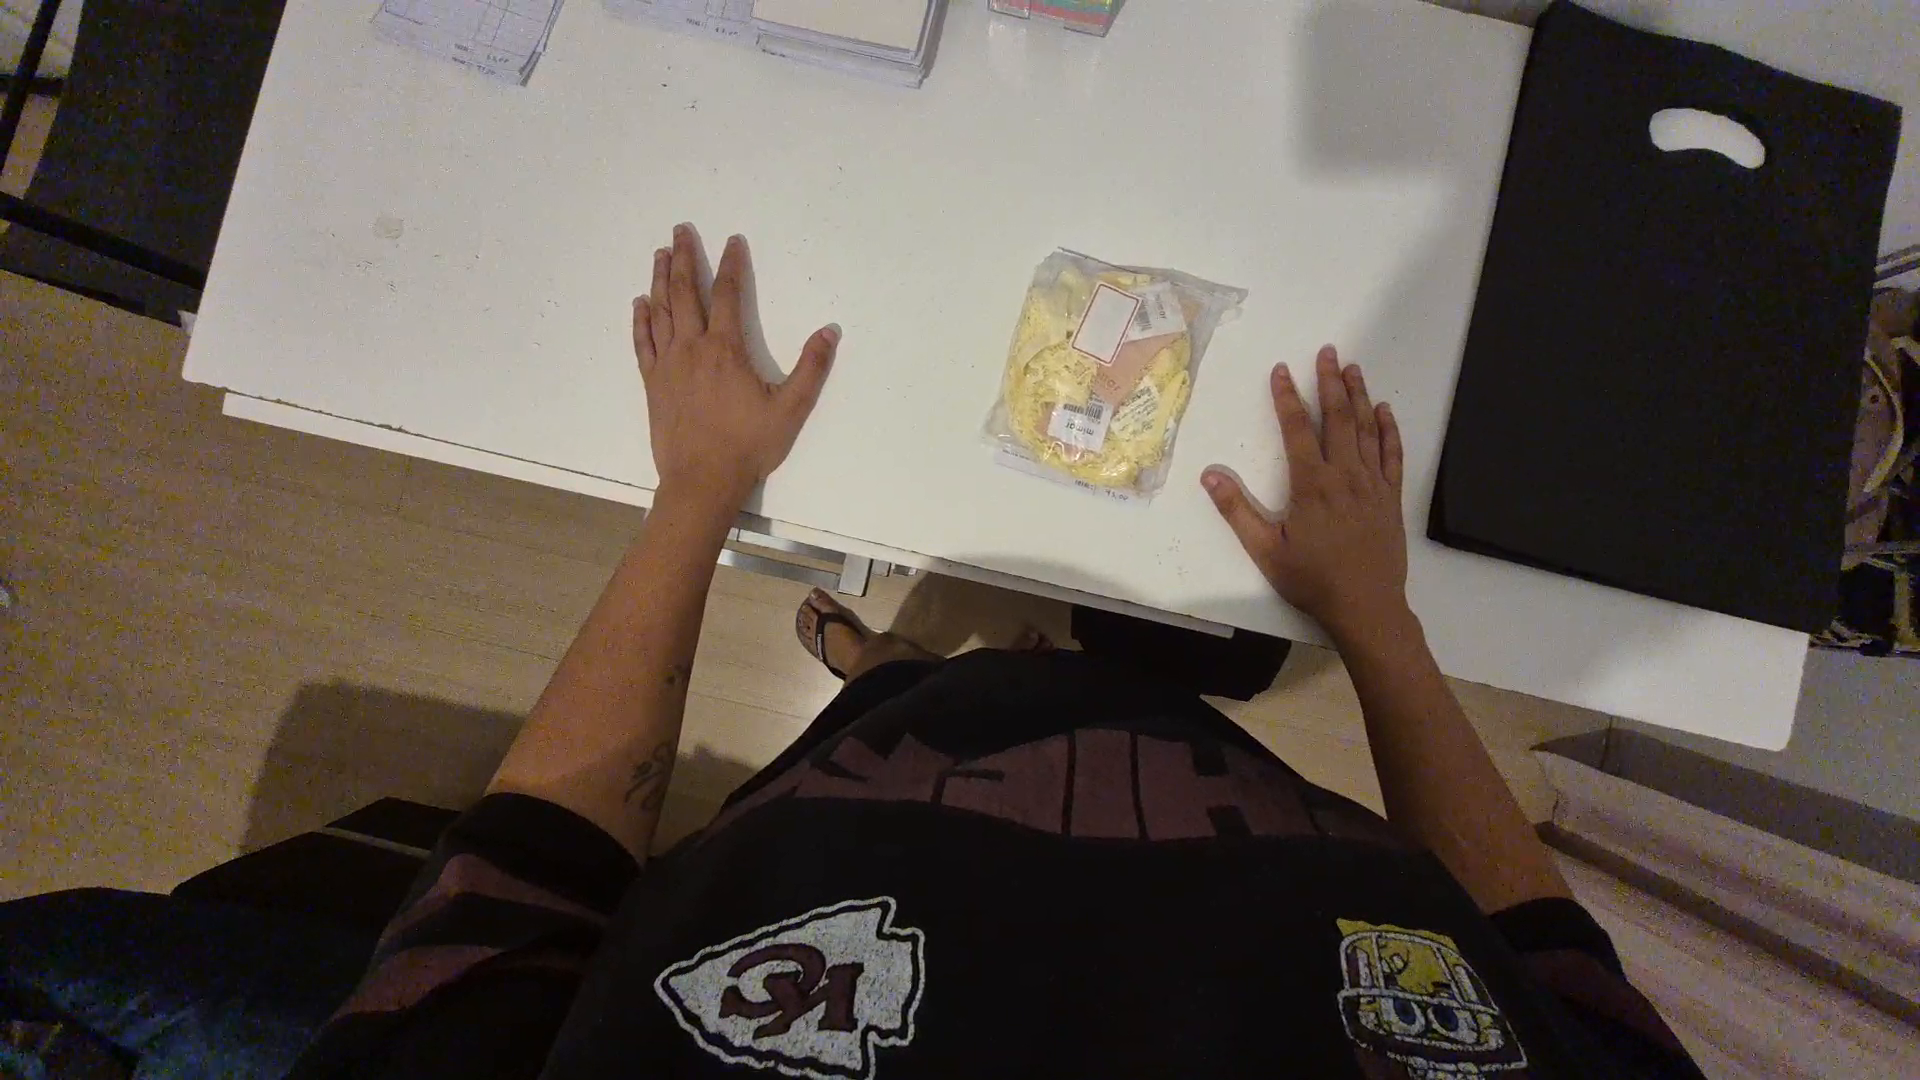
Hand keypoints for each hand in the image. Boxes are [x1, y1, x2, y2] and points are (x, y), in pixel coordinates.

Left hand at [634, 224, 838, 507]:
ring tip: (659, 253)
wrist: (702, 480)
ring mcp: (667, 364)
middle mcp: (692, 347)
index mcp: (726, 349)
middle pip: (684, 292)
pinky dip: (641, 320)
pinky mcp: (652, 383)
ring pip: (660, 311)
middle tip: (680, 229)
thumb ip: (812, 368)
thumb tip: (829, 331)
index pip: (727, 294)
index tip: (732, 240)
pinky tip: (640, 304)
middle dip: (683, 257)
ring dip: (659, 279)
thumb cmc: (749, 446)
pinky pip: (643, 342)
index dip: (731, 264)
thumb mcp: (791, 409)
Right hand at [1202, 345, 1409, 641]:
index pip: (1296, 430)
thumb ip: (1236, 510)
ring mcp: (1372, 484)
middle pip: (1337, 419)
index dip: (1287, 398)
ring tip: (1352, 368)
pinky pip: (1392, 455)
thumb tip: (1209, 475)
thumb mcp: (1264, 549)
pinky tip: (1383, 411)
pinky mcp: (1391, 497)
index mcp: (1312, 484)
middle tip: (1327, 352)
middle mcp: (1345, 475)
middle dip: (1329, 382)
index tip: (1282, 371)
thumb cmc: (1310, 579)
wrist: (1366, 606)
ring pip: (1366, 430)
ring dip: (1358, 396)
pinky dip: (1388, 430)